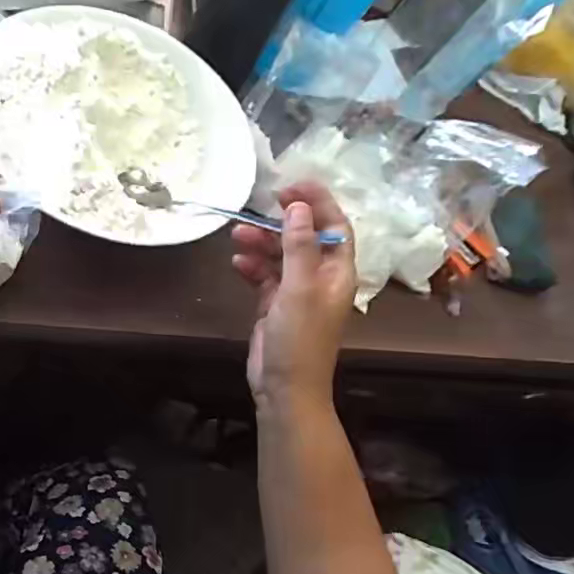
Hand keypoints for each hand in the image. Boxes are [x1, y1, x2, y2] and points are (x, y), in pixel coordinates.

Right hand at [228, 182, 356, 411]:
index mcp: (338, 272)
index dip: (317, 203)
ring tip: (236, 235)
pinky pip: (264, 278)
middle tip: (256, 210)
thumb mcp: (299, 288)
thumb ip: (299, 246)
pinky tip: (236, 263)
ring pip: (280, 257)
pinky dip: (252, 268)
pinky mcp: (274, 307)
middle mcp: (319, 278)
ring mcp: (296, 294)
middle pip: (303, 239)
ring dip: (261, 244)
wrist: (284, 387)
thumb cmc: (299, 338)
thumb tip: (299, 208)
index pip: (334, 226)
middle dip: (281, 223)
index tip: (290, 187)